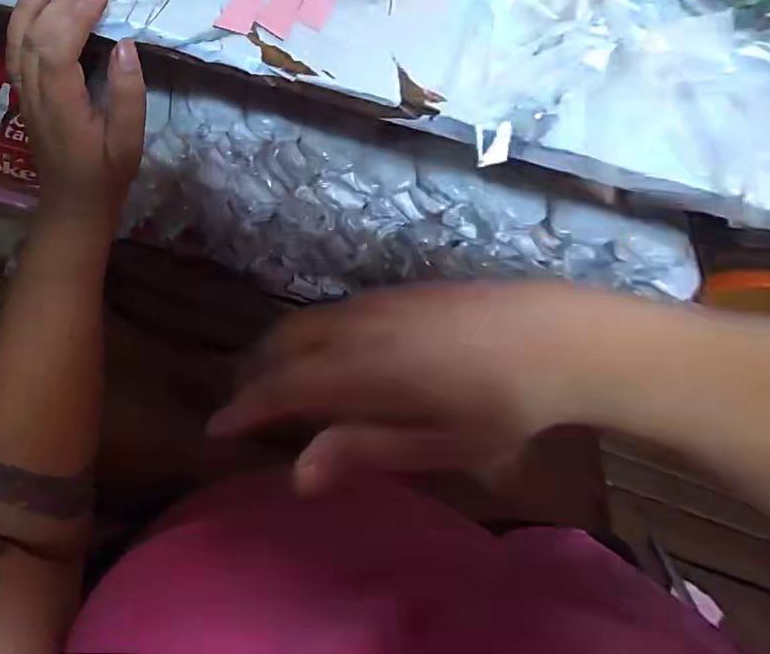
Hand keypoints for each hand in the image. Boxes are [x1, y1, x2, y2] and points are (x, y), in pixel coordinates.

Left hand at [6, 0, 145, 220]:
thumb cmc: (106, 174)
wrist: (72, 202)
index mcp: (61, 107)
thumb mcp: (129, 140)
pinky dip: (21, 25)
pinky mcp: (24, 94)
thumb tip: (126, 45)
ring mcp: (25, 95)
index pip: (57, 50)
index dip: (75, 16)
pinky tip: (34, 7)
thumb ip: (128, 94)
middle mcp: (35, 96)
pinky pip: (15, 53)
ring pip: (17, 43)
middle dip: (61, 5)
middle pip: (35, 39)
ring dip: (31, 8)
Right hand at [207, 282, 652, 493]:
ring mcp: (363, 306)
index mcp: (358, 370)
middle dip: (251, 376)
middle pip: (276, 347)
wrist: (552, 334)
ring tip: (271, 382)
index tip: (217, 428)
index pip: (280, 387)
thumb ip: (362, 451)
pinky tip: (316, 358)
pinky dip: (297, 338)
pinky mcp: (380, 295)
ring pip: (294, 325)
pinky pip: (318, 316)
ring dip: (271, 354)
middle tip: (243, 408)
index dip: (244, 408)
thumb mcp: (439, 444)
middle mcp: (347, 329)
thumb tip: (297, 475)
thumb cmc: (501, 405)